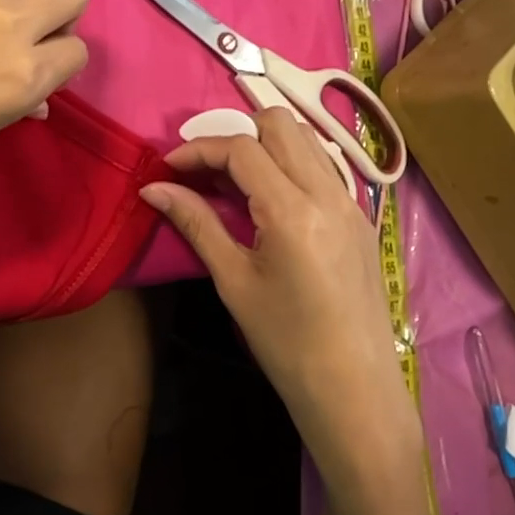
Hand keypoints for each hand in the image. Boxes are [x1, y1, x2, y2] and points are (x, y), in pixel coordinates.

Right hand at [142, 110, 426, 514]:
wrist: (354, 390)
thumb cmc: (285, 342)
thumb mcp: (233, 281)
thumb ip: (196, 223)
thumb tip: (152, 188)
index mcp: (293, 210)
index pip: (241, 148)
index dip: (199, 149)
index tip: (170, 169)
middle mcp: (328, 192)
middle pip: (278, 124)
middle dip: (235, 135)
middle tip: (206, 171)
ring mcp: (352, 202)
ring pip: (305, 139)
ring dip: (266, 146)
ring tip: (236, 182)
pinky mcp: (362, 218)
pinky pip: (323, 167)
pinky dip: (291, 165)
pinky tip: (272, 201)